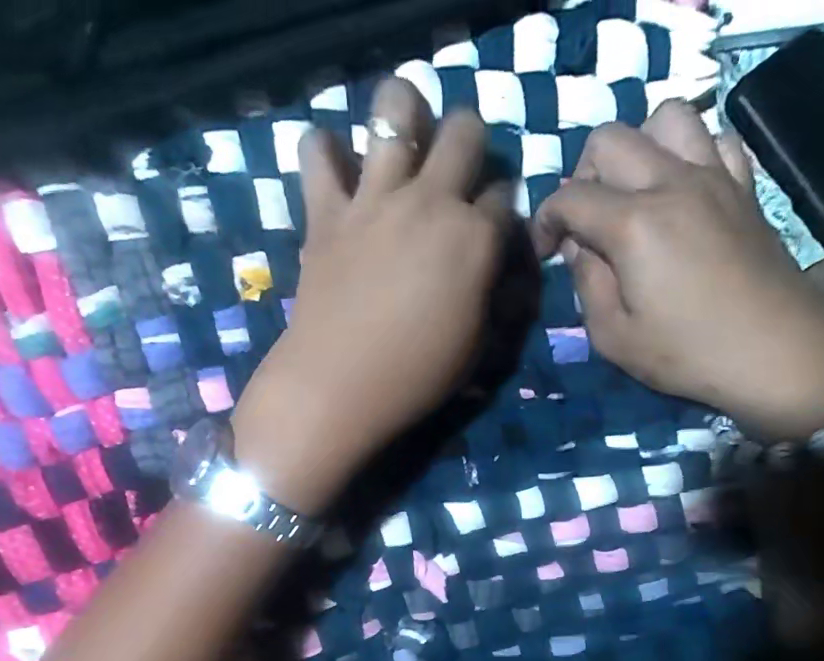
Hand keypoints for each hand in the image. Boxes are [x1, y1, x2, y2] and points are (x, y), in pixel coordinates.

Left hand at [231, 78, 513, 512]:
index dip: (503, 206)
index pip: (506, 195)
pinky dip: (324, 151)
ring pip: (396, 110)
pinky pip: (318, 155)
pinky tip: (334, 162)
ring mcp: (376, 199)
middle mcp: (431, 202)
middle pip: (465, 133)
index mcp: (477, 238)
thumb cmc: (417, 377)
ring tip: (404, 130)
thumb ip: (497, 298)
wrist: (338, 388)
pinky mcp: (327, 212)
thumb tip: (503, 271)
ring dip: (406, 109)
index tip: (492, 224)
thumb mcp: (479, 348)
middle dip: (471, 142)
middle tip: (458, 169)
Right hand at [532, 102, 823, 438]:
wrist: (776, 354)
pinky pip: (716, 139)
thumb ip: (587, 282)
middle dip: (582, 176)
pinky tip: (684, 191)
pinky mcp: (744, 188)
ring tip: (635, 192)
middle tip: (586, 221)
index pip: (569, 197)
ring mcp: (714, 178)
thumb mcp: (613, 336)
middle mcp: (671, 184)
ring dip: (639, 147)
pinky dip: (692, 153)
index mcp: (632, 224)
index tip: (546, 253)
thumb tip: (578, 247)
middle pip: (610, 140)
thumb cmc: (687, 354)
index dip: (545, 221)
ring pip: (667, 118)